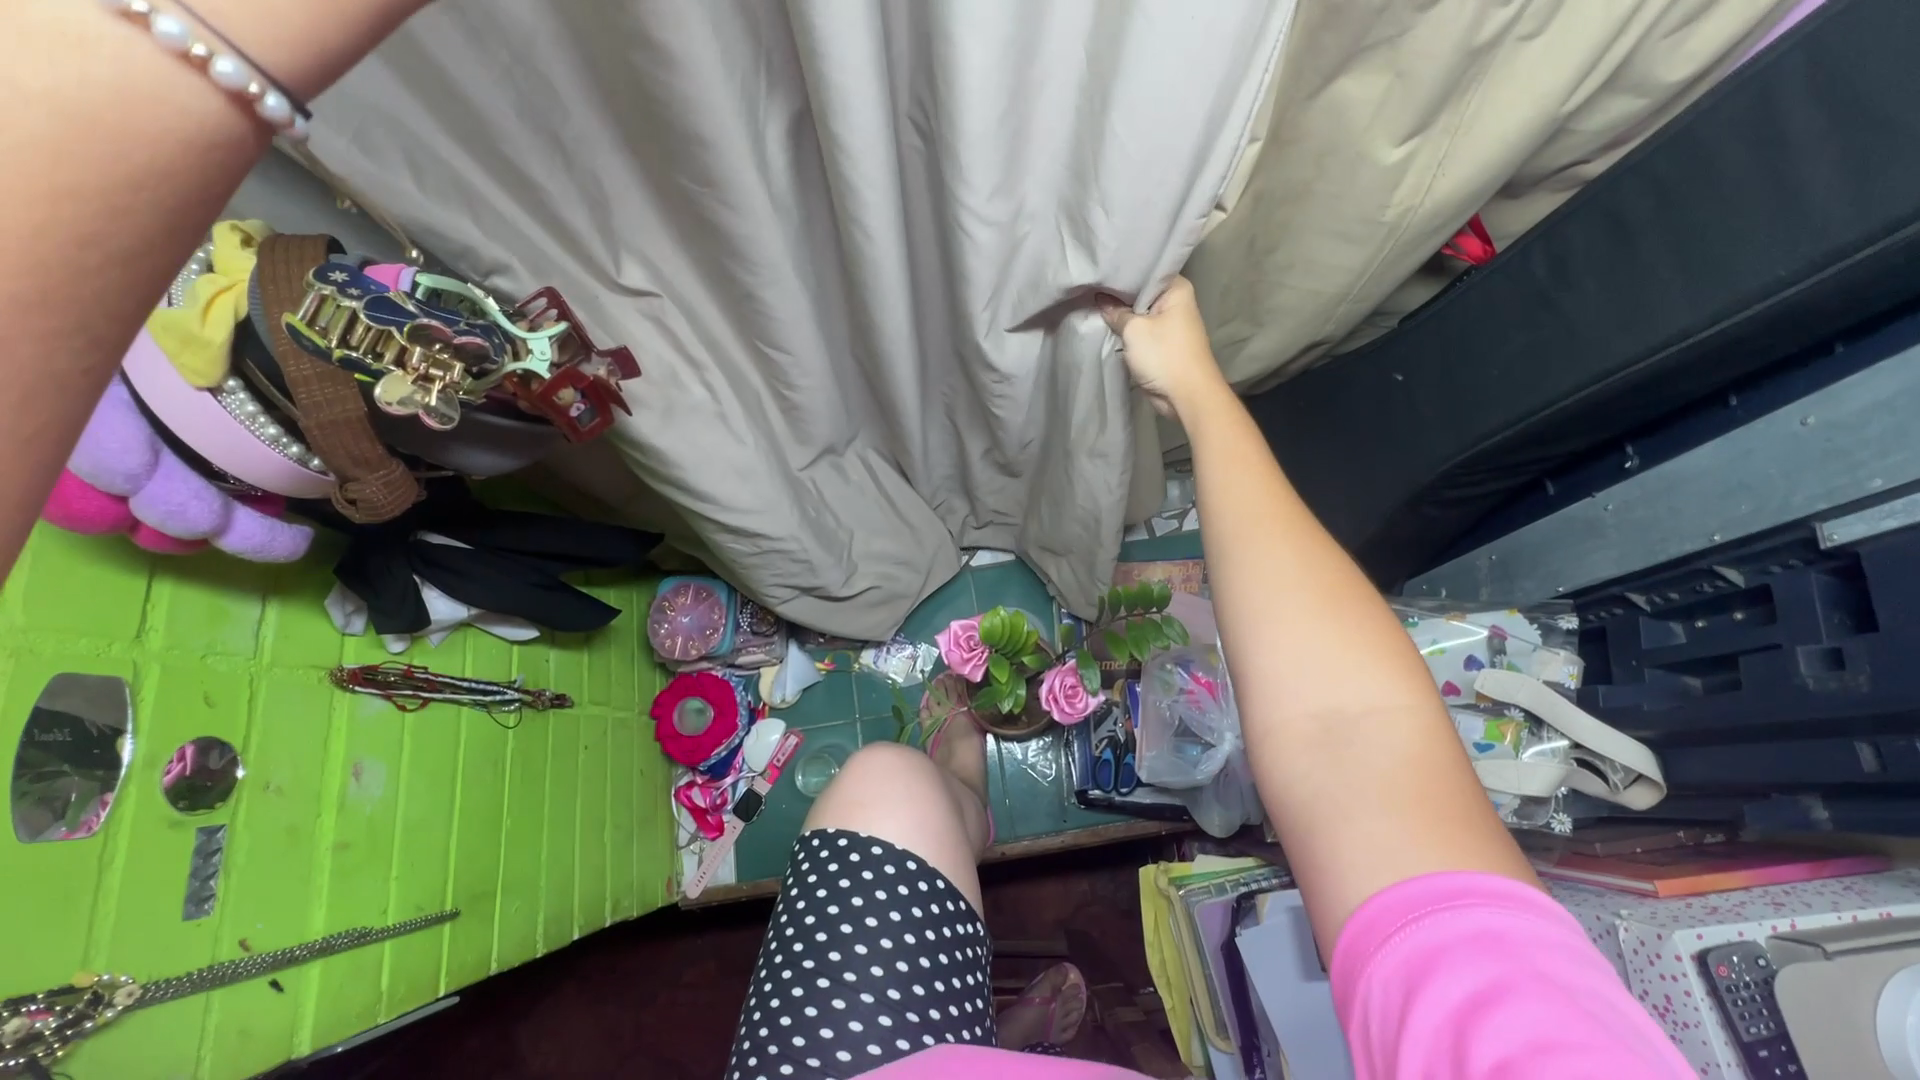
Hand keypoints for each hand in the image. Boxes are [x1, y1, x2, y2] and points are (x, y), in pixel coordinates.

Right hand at [1096, 276, 1226, 418]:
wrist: (1185, 395)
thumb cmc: (1164, 355)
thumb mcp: (1134, 330)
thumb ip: (1115, 312)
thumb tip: (1100, 300)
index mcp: (1175, 289)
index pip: (1145, 271)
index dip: (1122, 271)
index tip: (1099, 271)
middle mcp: (1174, 302)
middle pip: (1140, 292)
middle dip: (1117, 293)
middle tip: (1090, 286)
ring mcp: (1167, 324)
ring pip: (1137, 313)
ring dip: (1119, 314)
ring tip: (1090, 302)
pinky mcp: (1160, 343)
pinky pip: (1138, 331)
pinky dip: (1125, 331)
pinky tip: (1103, 324)